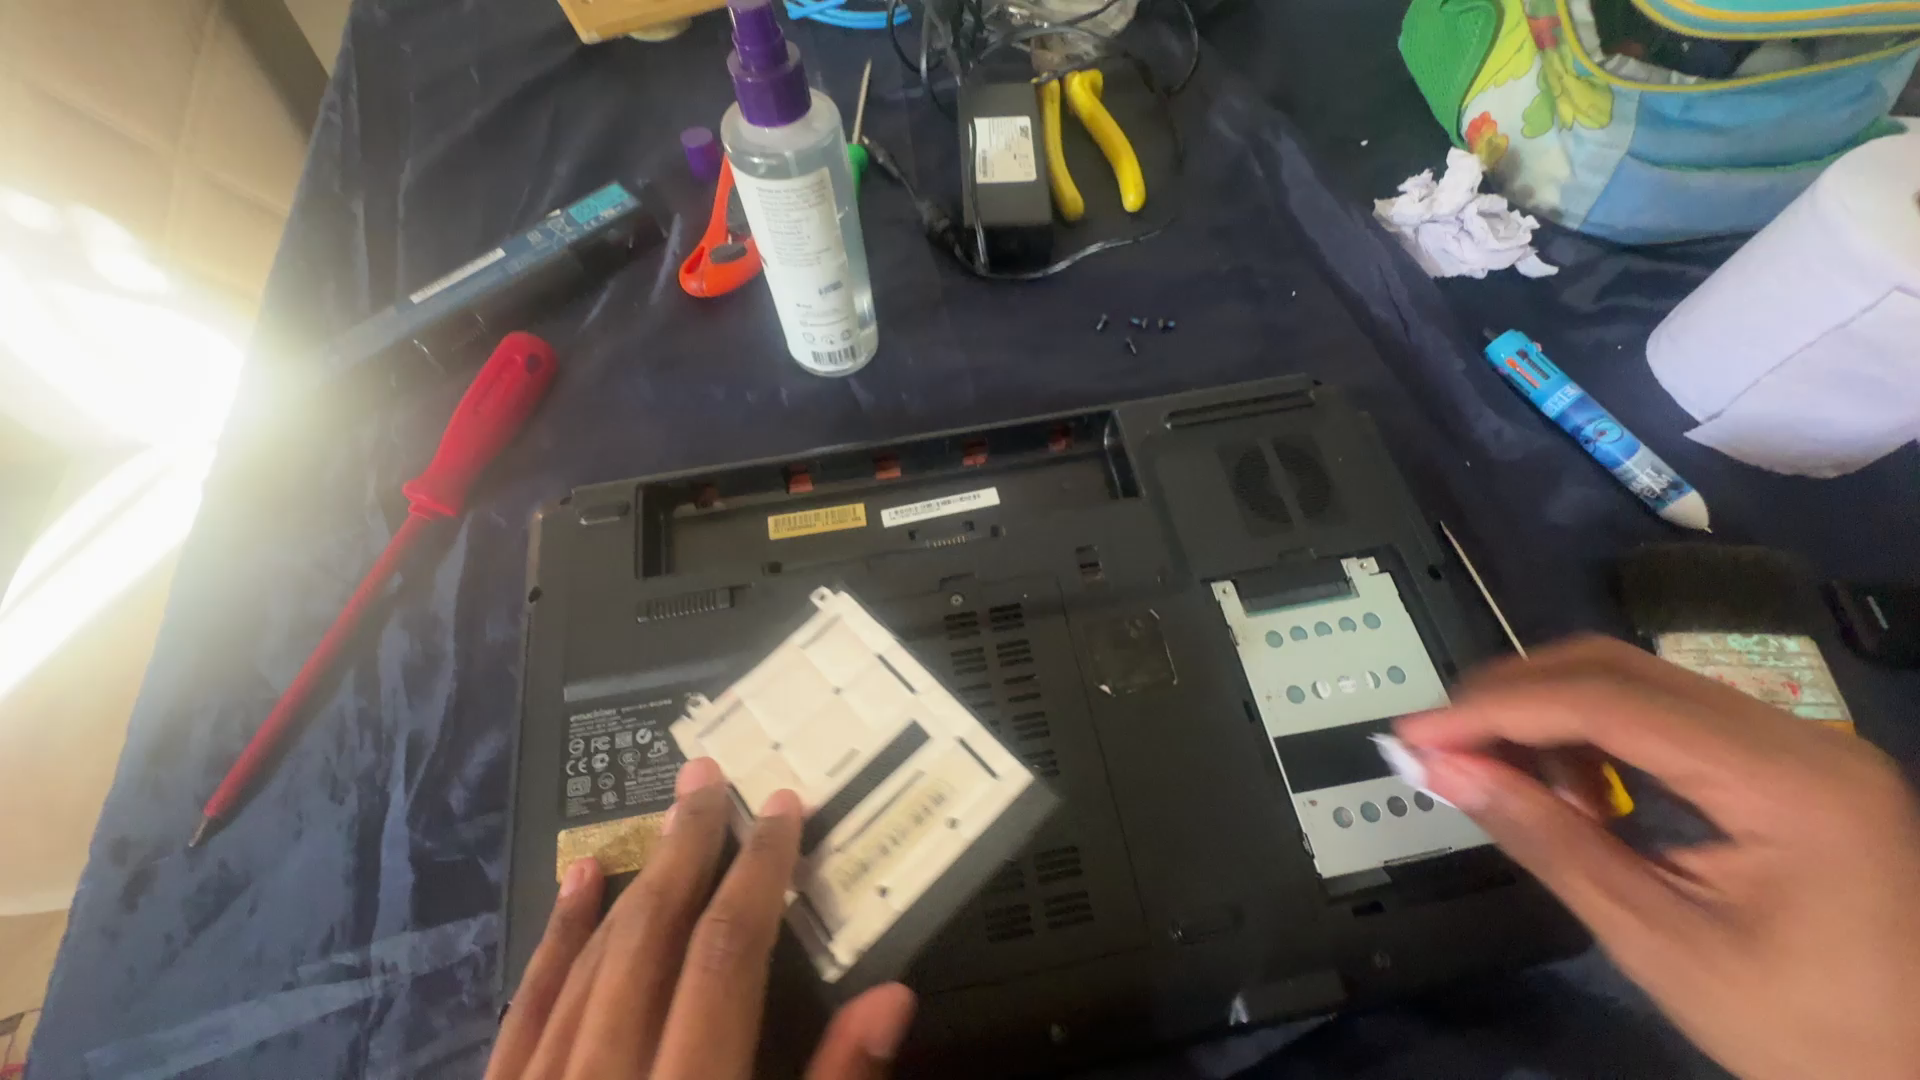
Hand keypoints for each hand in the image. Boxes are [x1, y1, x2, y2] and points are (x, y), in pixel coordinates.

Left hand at [486, 758, 917, 1079]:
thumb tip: (892, 998)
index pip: (728, 952)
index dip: (761, 870)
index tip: (783, 809)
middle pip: (654, 937)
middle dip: (691, 848)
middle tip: (712, 778)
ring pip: (591, 959)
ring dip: (634, 876)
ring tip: (665, 811)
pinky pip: (525, 1010)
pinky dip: (558, 939)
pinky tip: (577, 885)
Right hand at [1396, 636, 1919, 1079]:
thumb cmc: (1816, 1034)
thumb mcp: (1658, 943)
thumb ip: (1543, 839)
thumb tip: (1438, 768)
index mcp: (1787, 780)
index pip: (1604, 702)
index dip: (1492, 710)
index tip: (1414, 735)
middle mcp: (1797, 735)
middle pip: (1613, 669)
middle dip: (1507, 697)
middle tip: (1439, 742)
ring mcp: (1794, 742)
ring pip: (1628, 681)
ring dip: (1540, 712)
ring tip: (1493, 768)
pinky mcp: (1779, 760)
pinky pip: (1655, 713)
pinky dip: (1583, 733)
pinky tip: (1566, 785)